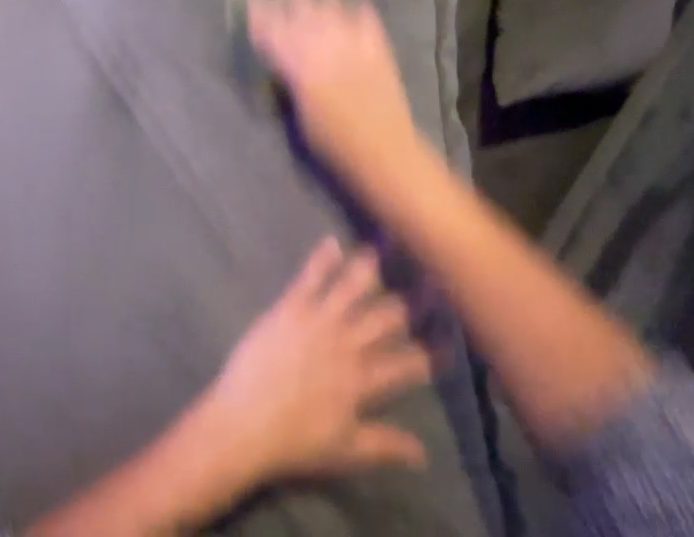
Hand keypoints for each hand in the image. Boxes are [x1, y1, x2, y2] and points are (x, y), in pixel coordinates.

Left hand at [196, 238, 434, 486]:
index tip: (447, 345)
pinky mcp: (289, 309)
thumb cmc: (295, 441)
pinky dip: (322, 259)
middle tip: (428, 284)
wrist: (245, 422)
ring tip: (384, 251)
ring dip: (369, 270)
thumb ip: (386, 444)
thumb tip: (423, 452)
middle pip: (385, 319)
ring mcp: (318, 322)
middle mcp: (347, 345)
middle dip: (408, 303)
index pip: (406, 365)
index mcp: (362, 380)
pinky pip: (309, 278)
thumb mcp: (347, 451)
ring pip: (351, 289)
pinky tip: (331, 241)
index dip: (429, 355)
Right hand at [246, 0, 439, 188]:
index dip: (262, 16)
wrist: (384, 152)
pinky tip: (355, 6)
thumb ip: (291, 81)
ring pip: (332, 9)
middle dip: (289, 4)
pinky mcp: (379, 50)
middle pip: (302, 13)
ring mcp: (355, 47)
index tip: (254, 2)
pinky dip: (359, 12)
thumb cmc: (334, 144)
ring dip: (321, 3)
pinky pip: (367, 21)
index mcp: (301, 69)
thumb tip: (283, 60)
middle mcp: (325, 51)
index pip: (275, 33)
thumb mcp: (300, 116)